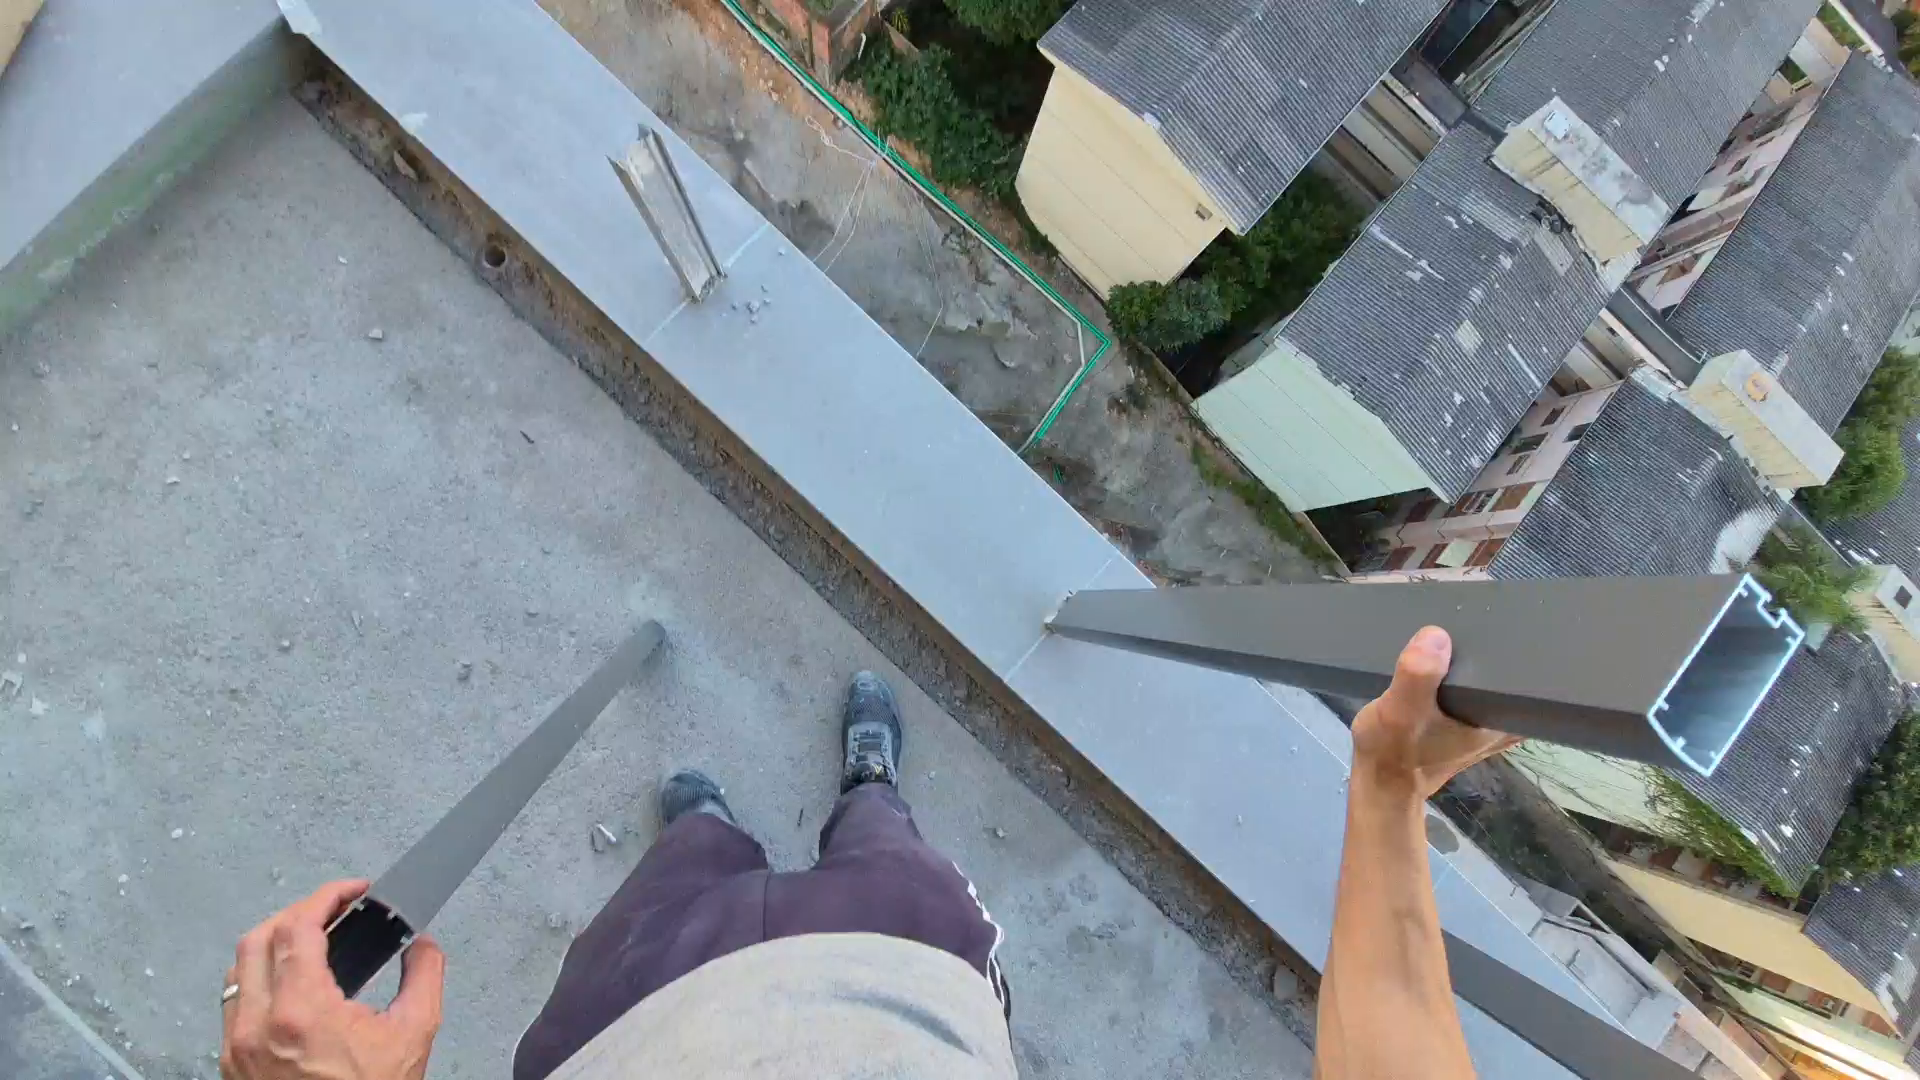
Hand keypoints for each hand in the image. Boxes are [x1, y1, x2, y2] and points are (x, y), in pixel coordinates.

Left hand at [221, 880, 444, 1079]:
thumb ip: (424, 971)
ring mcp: (235, 1047)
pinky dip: (266, 971)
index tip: (356, 890)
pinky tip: (301, 975)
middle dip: (300, 911)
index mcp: (300, 1011)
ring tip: (320, 935)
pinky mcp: (230, 1062)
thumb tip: (421, 942)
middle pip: (256, 941)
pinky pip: (237, 998)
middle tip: (339, 907)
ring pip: (238, 970)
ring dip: (278, 940)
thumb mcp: (417, 1026)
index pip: (296, 929)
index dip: (327, 896)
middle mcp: (254, 1026)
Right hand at [1351, 626, 1520, 798]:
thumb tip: (1437, 634)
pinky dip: (1460, 667)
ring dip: (1474, 654)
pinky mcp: (1465, 715)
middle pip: (1512, 669)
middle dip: (1495, 641)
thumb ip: (1419, 675)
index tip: (1505, 614)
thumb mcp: (1400, 711)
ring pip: (1491, 675)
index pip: (1534, 673)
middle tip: (1473, 610)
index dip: (1522, 640)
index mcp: (1507, 719)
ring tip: (1457, 622)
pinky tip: (1444, 651)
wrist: (1379, 780)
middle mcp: (1507, 718)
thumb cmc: (1394, 749)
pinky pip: (1472, 682)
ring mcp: (1487, 718)